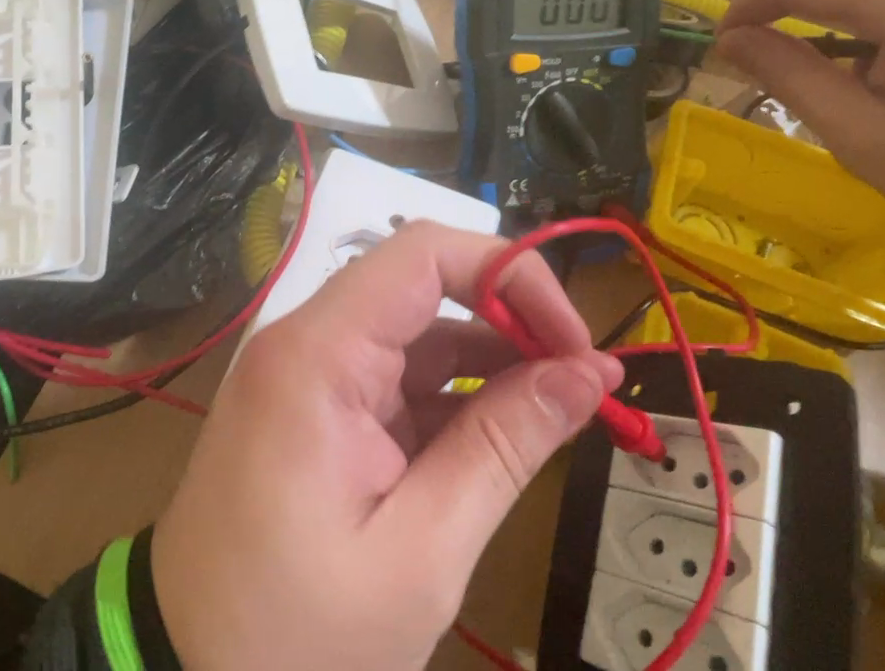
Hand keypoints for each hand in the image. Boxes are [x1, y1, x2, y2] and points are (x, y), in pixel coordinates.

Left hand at [151, 222, 620, 670]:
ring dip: (490, 367)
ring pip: (415, 337)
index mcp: (317, 355)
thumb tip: (588, 373)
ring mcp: (306, 377)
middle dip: (511, 325)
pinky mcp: (314, 411)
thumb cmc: (296, 630)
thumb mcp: (420, 550)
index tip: (575, 341)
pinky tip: (502, 439)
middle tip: (586, 384)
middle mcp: (306, 344)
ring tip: (563, 412)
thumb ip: (503, 447)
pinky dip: (451, 403)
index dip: (511, 274)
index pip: (423, 253)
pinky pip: (394, 382)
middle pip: (423, 290)